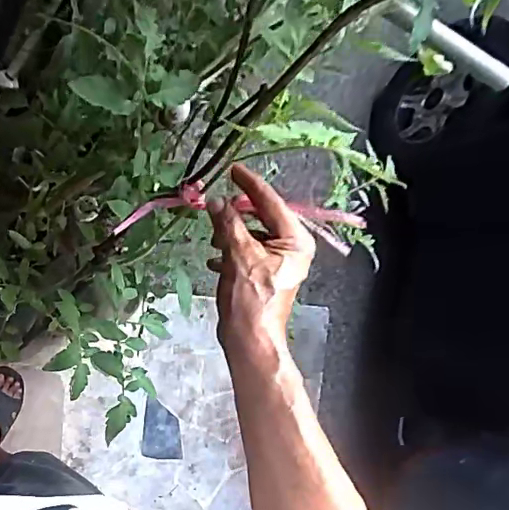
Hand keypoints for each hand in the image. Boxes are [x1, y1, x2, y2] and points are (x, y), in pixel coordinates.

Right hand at [210, 165, 314, 359]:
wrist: (250, 340)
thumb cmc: (251, 301)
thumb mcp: (239, 257)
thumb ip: (228, 225)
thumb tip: (215, 201)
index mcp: (295, 240)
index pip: (271, 202)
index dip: (250, 185)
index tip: (233, 169)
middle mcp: (292, 248)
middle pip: (261, 218)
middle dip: (236, 214)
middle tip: (215, 206)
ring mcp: (278, 263)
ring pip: (251, 235)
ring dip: (230, 234)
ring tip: (213, 237)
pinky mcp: (263, 275)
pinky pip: (246, 253)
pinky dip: (230, 252)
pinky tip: (215, 258)